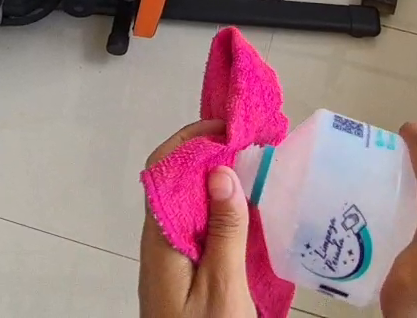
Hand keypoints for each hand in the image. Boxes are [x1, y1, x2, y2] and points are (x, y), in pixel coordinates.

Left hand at [140, 120, 256, 317]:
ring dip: (217, 181)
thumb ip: (223, 230)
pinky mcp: (184, 277)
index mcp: (161, 240)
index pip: (162, 170)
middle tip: (251, 144)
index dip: (190, 139)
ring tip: (256, 169)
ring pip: (188, 204)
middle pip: (175, 182)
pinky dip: (221, 209)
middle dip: (209, 154)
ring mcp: (171, 261)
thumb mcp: (223, 289)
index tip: (228, 129)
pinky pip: (198, 228)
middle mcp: (160, 244)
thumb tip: (220, 168)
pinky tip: (248, 212)